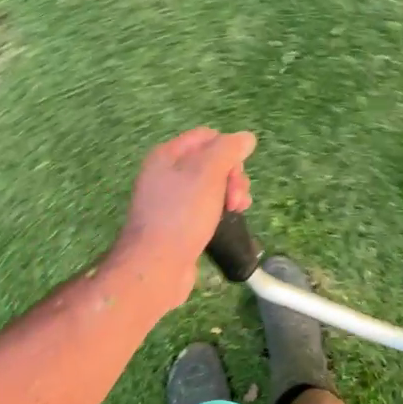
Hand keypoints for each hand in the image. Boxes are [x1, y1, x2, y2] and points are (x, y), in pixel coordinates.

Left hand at [111, 128, 255, 308]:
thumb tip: (246, 138)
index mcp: (167, 155)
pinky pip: (205, 206)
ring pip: (212, 185)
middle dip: (232, 176)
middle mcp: (166, 173)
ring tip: (237, 210)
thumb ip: (228, 150)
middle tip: (237, 199)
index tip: (236, 172)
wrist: (157, 266)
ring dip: (231, 193)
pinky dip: (220, 210)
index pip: (207, 136)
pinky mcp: (177, 223)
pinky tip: (228, 221)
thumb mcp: (208, 173)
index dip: (228, 150)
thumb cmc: (182, 214)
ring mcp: (171, 200)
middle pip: (212, 161)